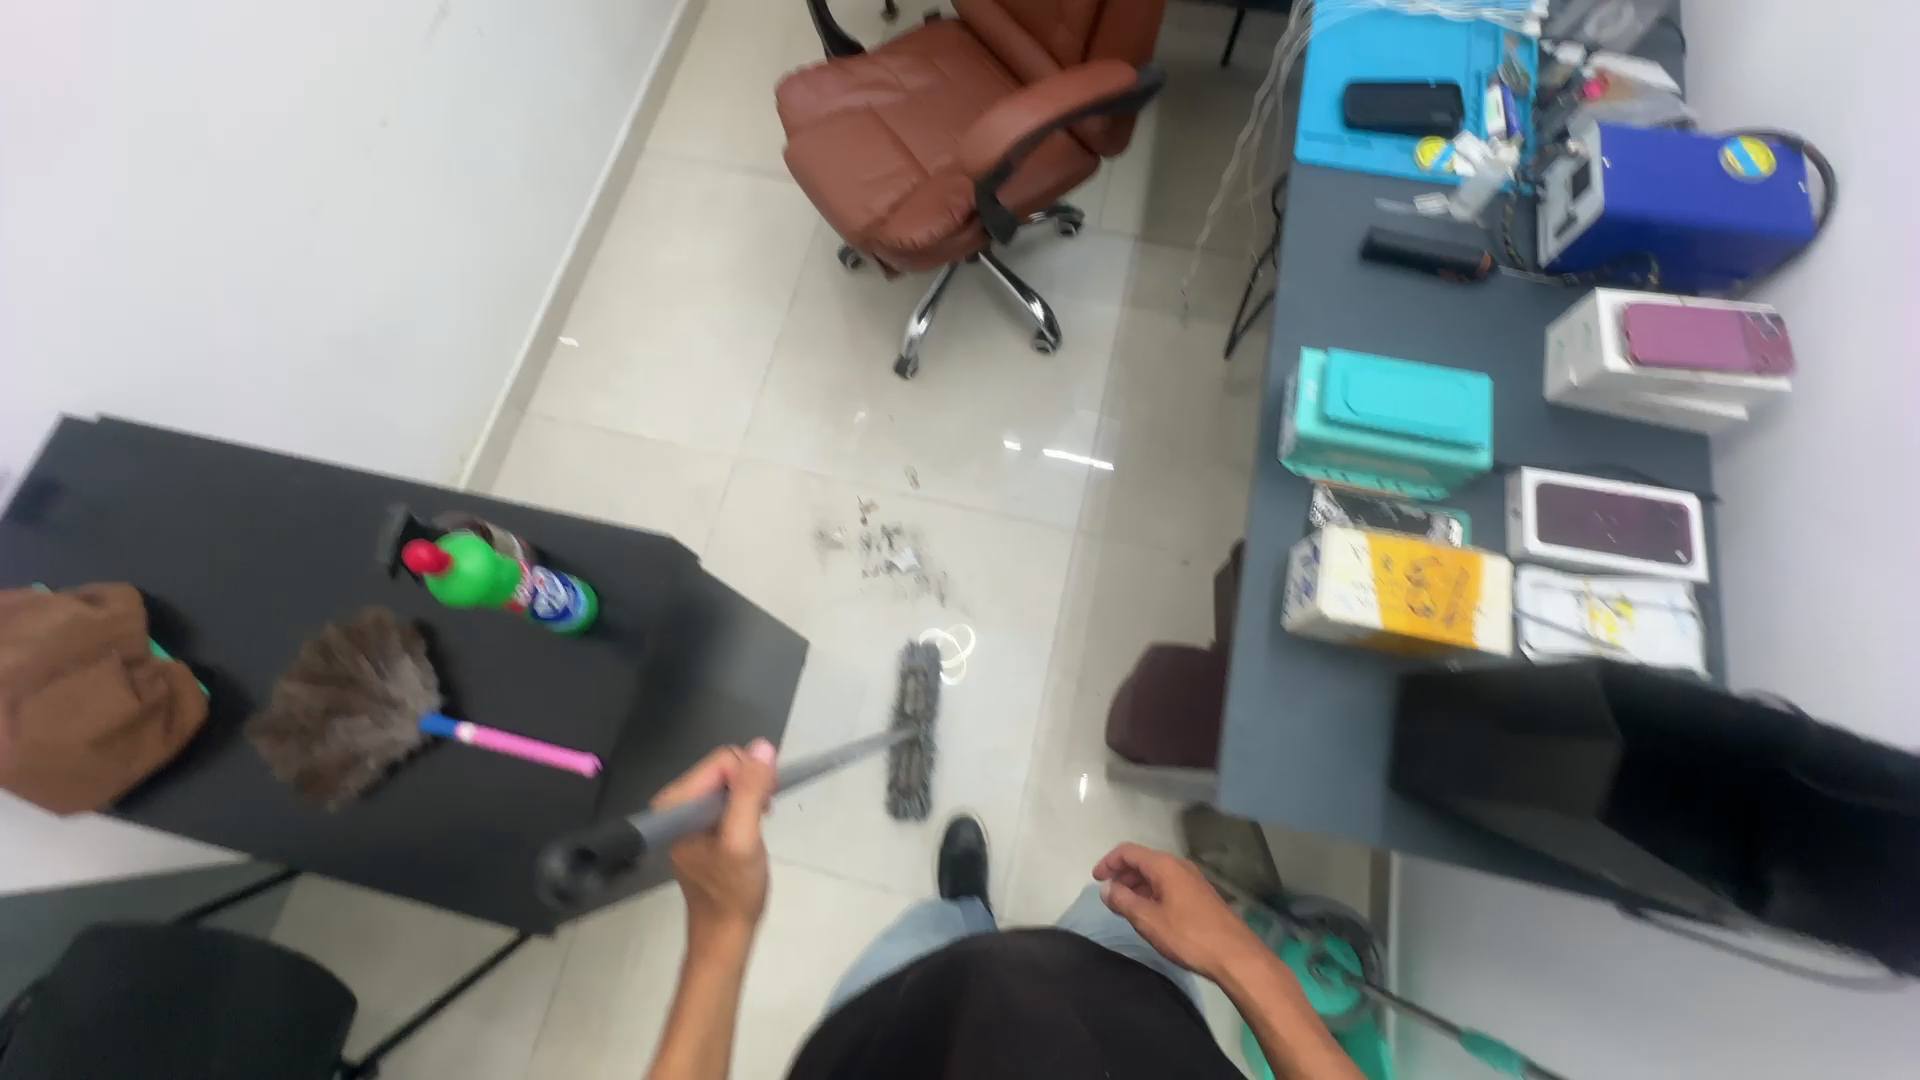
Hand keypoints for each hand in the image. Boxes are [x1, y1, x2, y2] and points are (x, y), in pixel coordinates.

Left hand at [652, 739, 778, 943]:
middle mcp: (676, 803)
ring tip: (760, 820)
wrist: (725, 933)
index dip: (751, 775)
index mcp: (676, 803)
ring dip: (753, 794)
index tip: (766, 802)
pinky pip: (730, 794)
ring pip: (731, 779)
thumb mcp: (743, 839)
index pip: (723, 760)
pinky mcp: (701, 822)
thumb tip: (763, 747)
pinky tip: (753, 824)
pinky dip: (748, 803)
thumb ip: (750, 792)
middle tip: (765, 812)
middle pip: (726, 766)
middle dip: (752, 783)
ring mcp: (688, 813)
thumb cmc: (733, 891)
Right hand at [1093, 843, 1264, 981]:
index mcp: (1164, 865)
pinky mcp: (1201, 896)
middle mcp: (1178, 865)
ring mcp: (1192, 880)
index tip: (1096, 880)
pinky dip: (1153, 893)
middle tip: (1109, 895)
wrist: (1237, 956)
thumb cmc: (1189, 935)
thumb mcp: (1149, 920)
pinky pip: (1169, 885)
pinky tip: (1151, 914)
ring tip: (1126, 906)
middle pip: (1143, 861)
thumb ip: (1124, 901)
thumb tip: (1106, 888)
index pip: (1128, 852)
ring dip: (1137, 885)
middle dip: (1122, 874)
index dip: (1108, 862)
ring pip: (1157, 874)